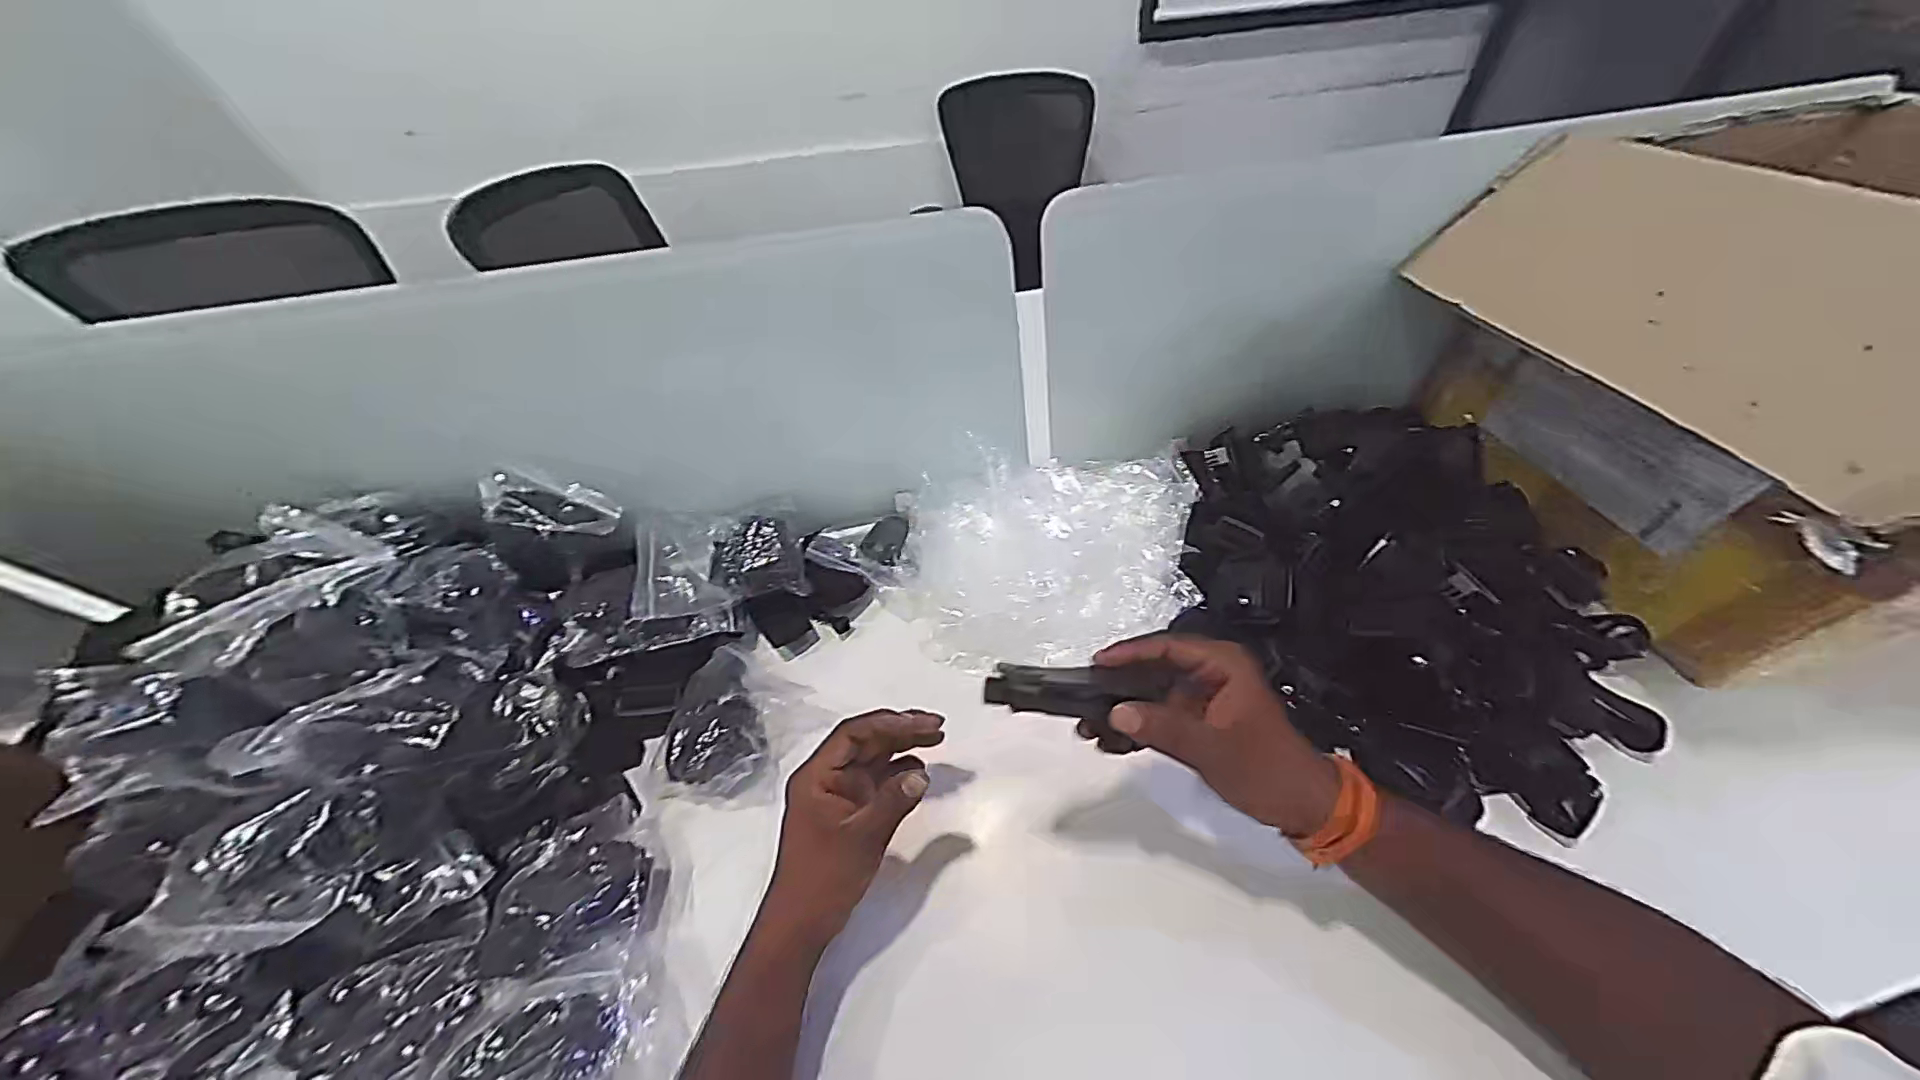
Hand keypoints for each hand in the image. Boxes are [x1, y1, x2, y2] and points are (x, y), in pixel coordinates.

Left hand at [762, 710, 944, 945]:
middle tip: (935, 725)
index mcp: (817, 776)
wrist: (801, 923)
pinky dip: (899, 772)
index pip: (854, 734)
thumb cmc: (822, 879)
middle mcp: (827, 778)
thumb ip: (893, 802)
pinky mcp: (850, 810)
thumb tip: (920, 775)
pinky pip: (877, 780)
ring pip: (873, 758)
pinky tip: (919, 771)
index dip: (889, 722)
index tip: (920, 723)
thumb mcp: (862, 837)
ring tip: (934, 739)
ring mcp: (839, 794)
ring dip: (902, 747)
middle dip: (901, 730)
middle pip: (866, 741)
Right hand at [1092, 634, 1338, 837]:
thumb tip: (1118, 712)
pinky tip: (1113, 740)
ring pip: (1152, 694)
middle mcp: (1211, 675)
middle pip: (1155, 668)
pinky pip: (1159, 717)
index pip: (1168, 646)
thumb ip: (1164, 728)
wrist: (1302, 806)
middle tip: (1088, 695)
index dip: (1130, 653)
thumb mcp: (1213, 747)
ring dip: (1124, 709)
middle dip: (1120, 684)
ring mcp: (1202, 699)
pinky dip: (1138, 727)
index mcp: (1223, 665)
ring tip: (1093, 724)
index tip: (1099, 663)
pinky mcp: (1196, 722)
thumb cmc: (1270, 768)